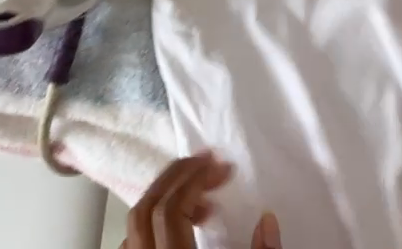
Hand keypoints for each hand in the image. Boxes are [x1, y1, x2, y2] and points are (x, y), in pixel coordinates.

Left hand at [123, 153, 281, 248]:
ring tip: (199, 194)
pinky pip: (133, 241)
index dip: (194, 181)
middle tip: (208, 161)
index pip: (170, 211)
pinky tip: (180, 222)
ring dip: (163, 196)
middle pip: (146, 208)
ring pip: (134, 223)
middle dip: (177, 176)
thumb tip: (268, 219)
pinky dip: (152, 220)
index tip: (221, 166)